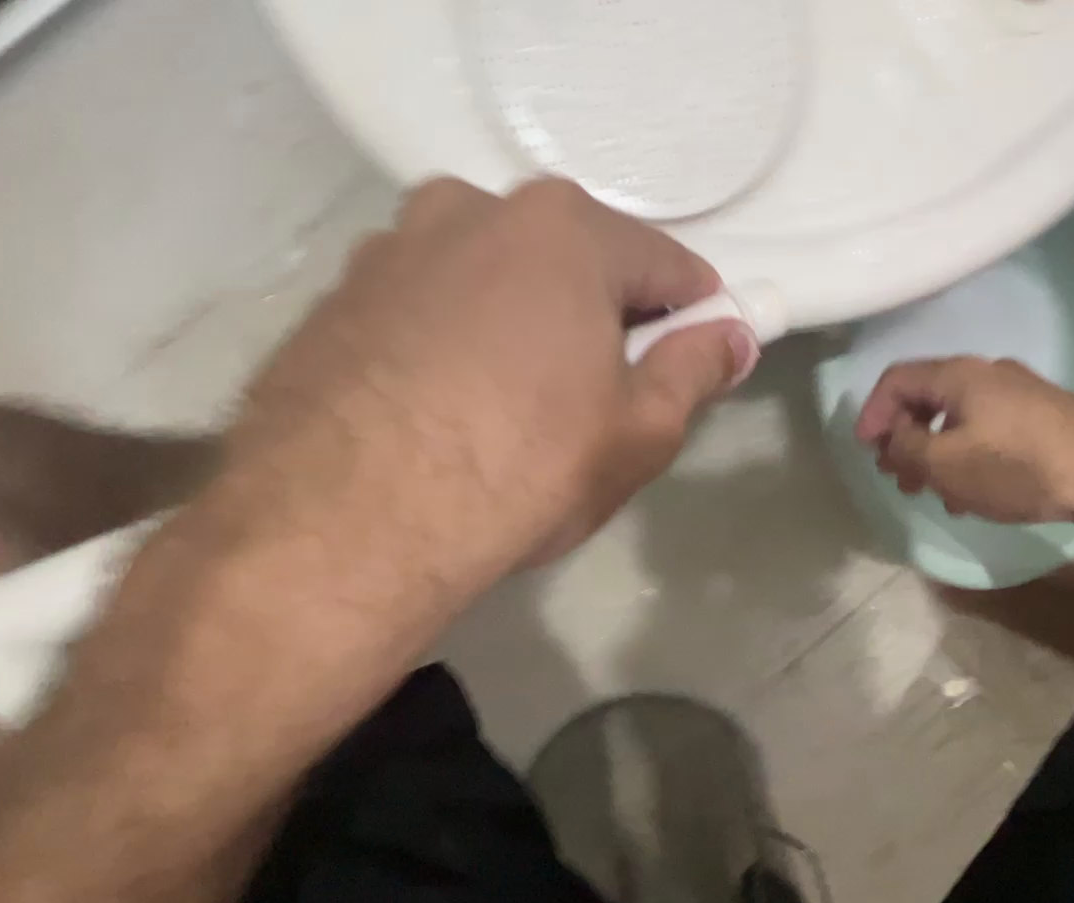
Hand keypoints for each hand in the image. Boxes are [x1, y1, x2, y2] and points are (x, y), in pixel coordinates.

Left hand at [204, 177, 758, 589]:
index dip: (695, 314)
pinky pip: (431, 306)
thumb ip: (695, 370)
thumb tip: (734, 336)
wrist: (344, 522)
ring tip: (517, 408)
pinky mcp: (338, 295)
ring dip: (526, 324)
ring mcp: (395, 247)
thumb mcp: (640, 431)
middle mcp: (474, 209)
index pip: (665, 262)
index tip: (698, 358)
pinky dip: (458, 339)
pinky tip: (450, 409)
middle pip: (574, 261)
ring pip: (497, 279)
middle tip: (605, 397)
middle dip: (603, 317)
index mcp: (564, 230)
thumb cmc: (523, 468)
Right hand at [854, 356, 1073, 524]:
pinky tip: (973, 494)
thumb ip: (906, 448)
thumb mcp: (946, 464)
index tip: (866, 451)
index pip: (897, 379)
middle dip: (905, 439)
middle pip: (928, 399)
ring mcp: (1020, 394)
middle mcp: (989, 374)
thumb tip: (893, 438)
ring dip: (936, 454)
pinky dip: (967, 457)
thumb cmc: (1017, 467)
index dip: (872, 413)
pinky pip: (988, 431)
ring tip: (934, 493)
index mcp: (959, 375)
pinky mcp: (1043, 417)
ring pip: (959, 419)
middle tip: (897, 478)